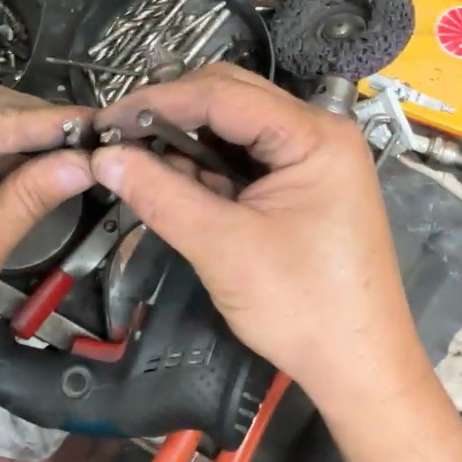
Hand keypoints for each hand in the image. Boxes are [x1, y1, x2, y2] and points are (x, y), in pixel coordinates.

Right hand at [89, 65, 422, 414]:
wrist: (359, 367)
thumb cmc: (303, 306)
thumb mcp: (223, 247)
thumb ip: (160, 195)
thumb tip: (102, 158)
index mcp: (314, 135)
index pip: (223, 94)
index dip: (159, 101)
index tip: (107, 121)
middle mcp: (319, 133)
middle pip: (232, 99)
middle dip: (172, 115)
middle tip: (118, 137)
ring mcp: (314, 159)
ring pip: (235, 129)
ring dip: (188, 142)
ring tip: (139, 161)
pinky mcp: (303, 186)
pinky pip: (247, 159)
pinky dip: (208, 168)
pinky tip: (177, 184)